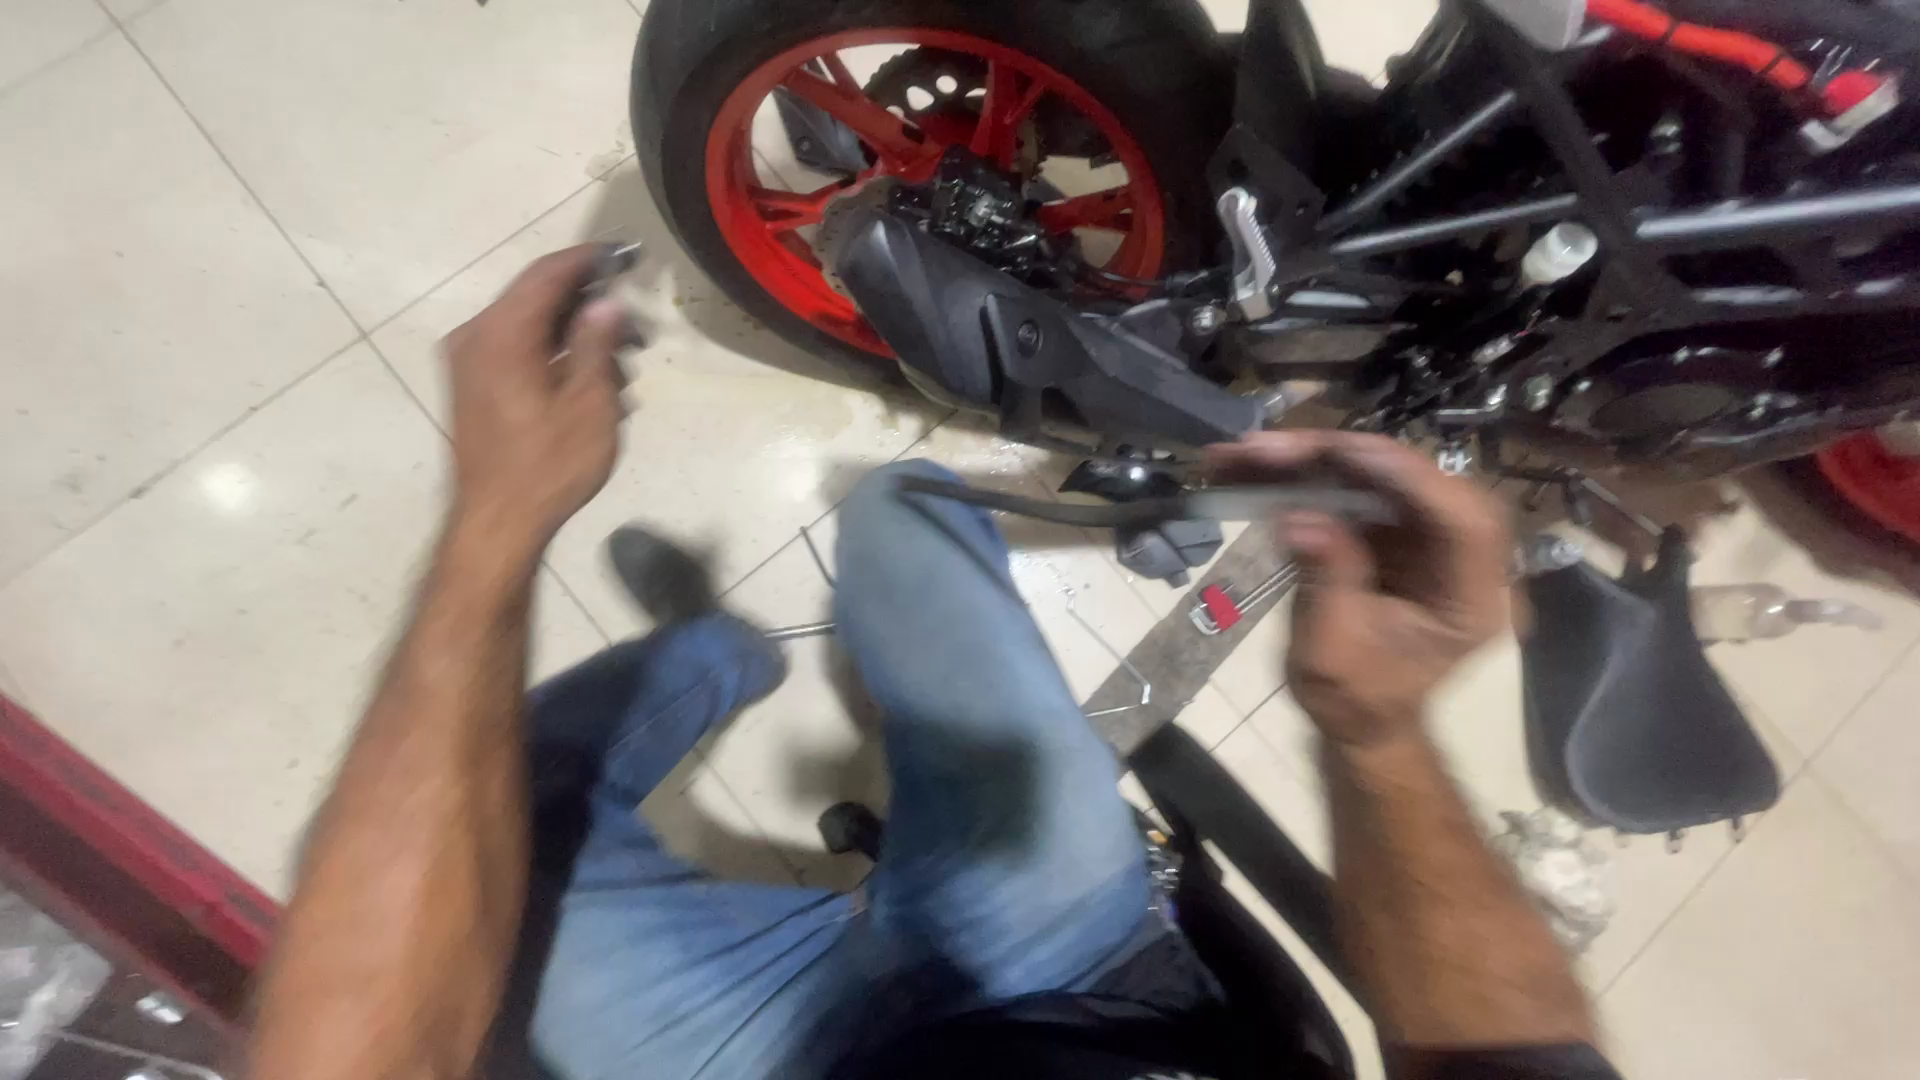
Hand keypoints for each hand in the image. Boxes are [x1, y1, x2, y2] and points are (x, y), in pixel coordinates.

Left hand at [440, 246, 626, 564]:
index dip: (590, 260)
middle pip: (538, 299)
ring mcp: (470, 362)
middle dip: (591, 308)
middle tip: (639, 334)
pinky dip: (557, 356)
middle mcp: (476, 336)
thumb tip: (606, 303)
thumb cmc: (550, 465)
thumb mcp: (589, 405)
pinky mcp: (474, 386)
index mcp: (501, 334)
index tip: (628, 256)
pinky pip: (520, 351)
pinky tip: (591, 386)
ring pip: (531, 328)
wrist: (496, 520)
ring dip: (578, 337)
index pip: (547, 275)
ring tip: (621, 371)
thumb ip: (597, 346)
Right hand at [1208, 431, 1510, 746]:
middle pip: (1412, 483)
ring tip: (1238, 456)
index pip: (1463, 522)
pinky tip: (1250, 470)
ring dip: (1306, 460)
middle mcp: (1457, 556)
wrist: (1356, 717)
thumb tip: (1298, 518)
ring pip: (1373, 477)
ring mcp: (1422, 539)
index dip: (1409, 479)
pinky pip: (1349, 491)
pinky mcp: (1388, 532)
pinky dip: (1299, 478)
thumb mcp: (1331, 651)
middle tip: (1264, 450)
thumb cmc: (1353, 699)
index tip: (1346, 453)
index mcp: (1471, 597)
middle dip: (1337, 457)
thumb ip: (1326, 581)